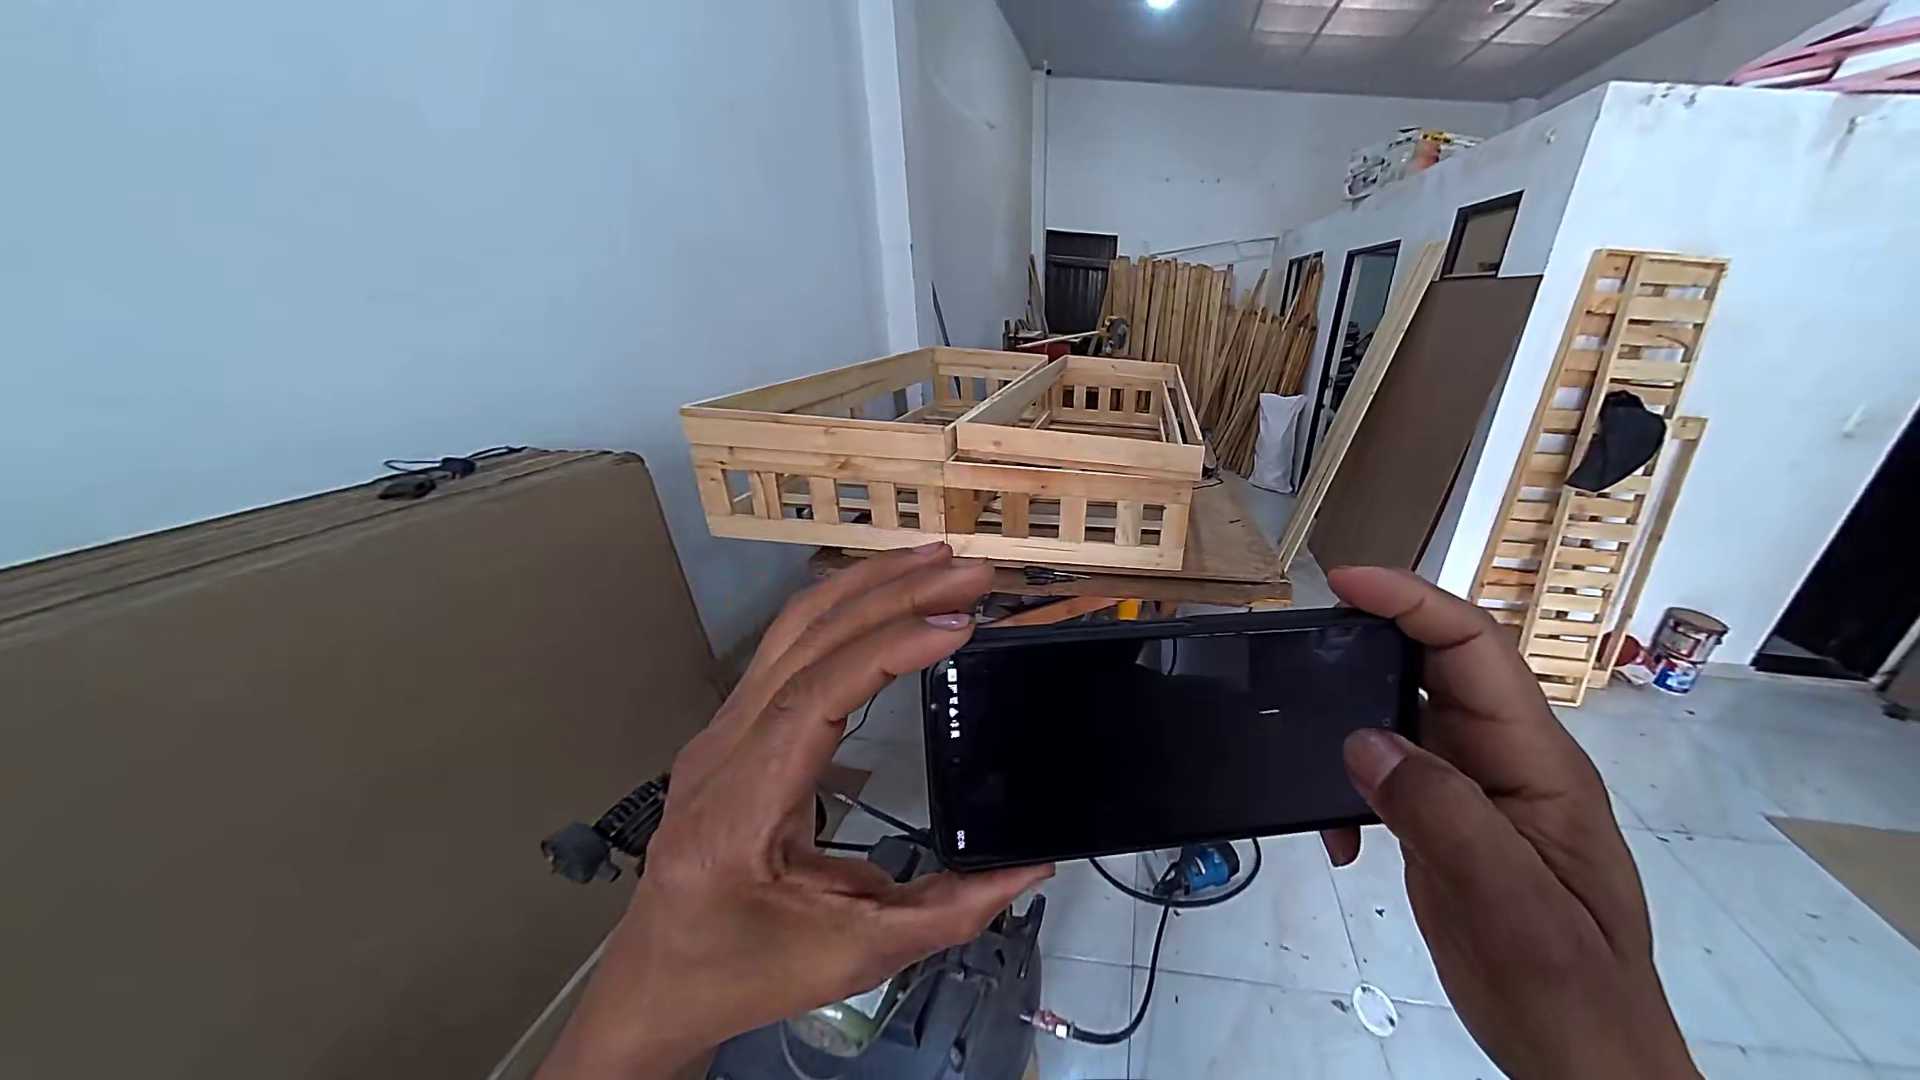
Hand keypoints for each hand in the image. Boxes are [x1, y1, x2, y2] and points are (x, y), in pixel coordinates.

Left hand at [536, 545, 1052, 1079]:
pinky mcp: (733, 721)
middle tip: (968, 573)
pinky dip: (844, 604)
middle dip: (893, 593)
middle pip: (806, 638)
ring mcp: (721, 725)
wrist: (653, 978)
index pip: (817, 697)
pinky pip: (788, 642)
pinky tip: (886, 592)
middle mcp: (721, 745)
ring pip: (792, 625)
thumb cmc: (742, 971)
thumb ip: (948, 912)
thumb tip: (1031, 867)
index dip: (890, 649)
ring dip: (867, 583)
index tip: (958, 624)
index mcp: (741, 806)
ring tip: (935, 560)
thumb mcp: (851, 956)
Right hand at [1319, 568, 1697, 1079]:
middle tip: (1298, 637)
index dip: (1410, 601)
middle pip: (1433, 664)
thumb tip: (1362, 738)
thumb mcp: (1510, 908)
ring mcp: (1469, 783)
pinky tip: (1332, 828)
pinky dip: (1343, 779)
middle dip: (1367, 635)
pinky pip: (1382, 764)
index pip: (1475, 648)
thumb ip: (1444, 816)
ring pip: (1397, 710)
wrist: (1576, 1060)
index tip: (1341, 582)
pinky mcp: (1439, 810)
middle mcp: (1502, 756)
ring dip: (1344, 709)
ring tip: (1294, 720)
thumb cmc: (1563, 989)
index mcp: (1535, 760)